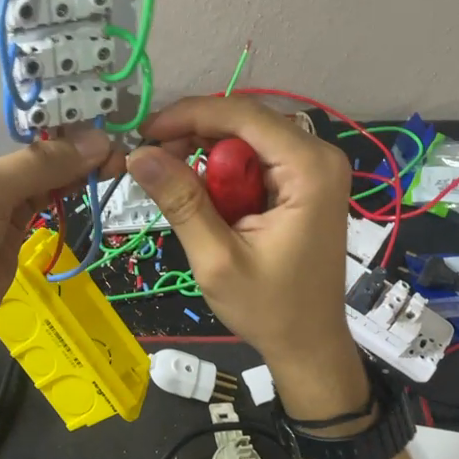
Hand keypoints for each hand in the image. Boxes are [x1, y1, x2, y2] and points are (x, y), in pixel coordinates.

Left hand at [0, 44, 118, 336]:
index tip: (69, 20)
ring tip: (117, 132)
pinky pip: (53, 174)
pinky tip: (106, 165)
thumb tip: (101, 141)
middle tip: (111, 82)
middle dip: (65, 94)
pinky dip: (78, 171)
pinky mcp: (17, 199)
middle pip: (24, 97)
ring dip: (80, 138)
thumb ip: (42, 161)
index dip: (21, 35)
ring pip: (46, 138)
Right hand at [128, 96, 366, 415]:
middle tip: (154, 163)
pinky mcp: (305, 184)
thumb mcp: (216, 259)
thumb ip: (181, 202)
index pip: (242, 115)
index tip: (145, 133)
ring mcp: (315, 169)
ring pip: (248, 138)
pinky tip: (201, 196)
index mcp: (309, 169)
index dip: (188, 116)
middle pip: (246, 121)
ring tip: (172, 183)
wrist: (309, 344)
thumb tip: (139, 155)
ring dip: (206, 155)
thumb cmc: (268, 309)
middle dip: (195, 135)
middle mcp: (319, 156)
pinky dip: (224, 172)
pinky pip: (256, 160)